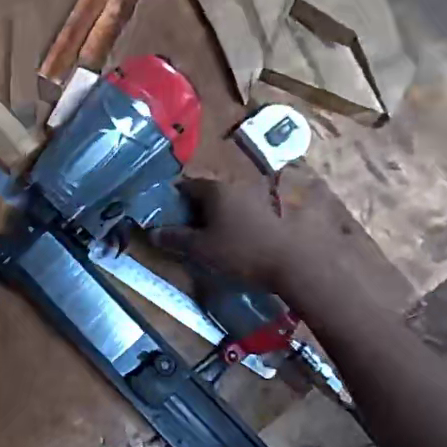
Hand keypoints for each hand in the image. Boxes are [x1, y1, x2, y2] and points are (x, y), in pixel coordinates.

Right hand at [152, 177, 316, 294]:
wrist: (294, 262)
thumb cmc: (242, 252)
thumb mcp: (203, 249)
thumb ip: (176, 239)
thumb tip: (152, 233)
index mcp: (216, 189)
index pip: (187, 184)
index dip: (173, 198)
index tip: (167, 214)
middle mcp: (237, 184)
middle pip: (209, 191)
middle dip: (197, 207)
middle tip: (188, 229)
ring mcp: (260, 194)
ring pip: (230, 200)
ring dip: (220, 214)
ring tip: (214, 237)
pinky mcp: (276, 208)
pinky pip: (248, 210)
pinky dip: (238, 220)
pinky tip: (239, 239)